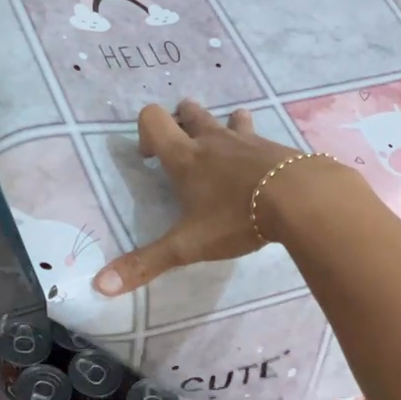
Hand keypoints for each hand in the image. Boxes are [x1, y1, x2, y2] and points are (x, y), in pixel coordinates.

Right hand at [93, 99, 365, 296]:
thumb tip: (99, 286)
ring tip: (224, 146)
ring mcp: (249, 141)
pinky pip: (260, 139)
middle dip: (181, 122)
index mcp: (186, 158)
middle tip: (182, 146)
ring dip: (221, 126)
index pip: (154, 119)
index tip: (149, 158)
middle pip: (190, 113)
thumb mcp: (187, 246)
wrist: (300, 199)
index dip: (145, 132)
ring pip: (228, 120)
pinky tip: (262, 168)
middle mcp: (214, 141)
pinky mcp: (278, 150)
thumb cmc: (236, 218)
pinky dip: (255, 147)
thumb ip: (146, 264)